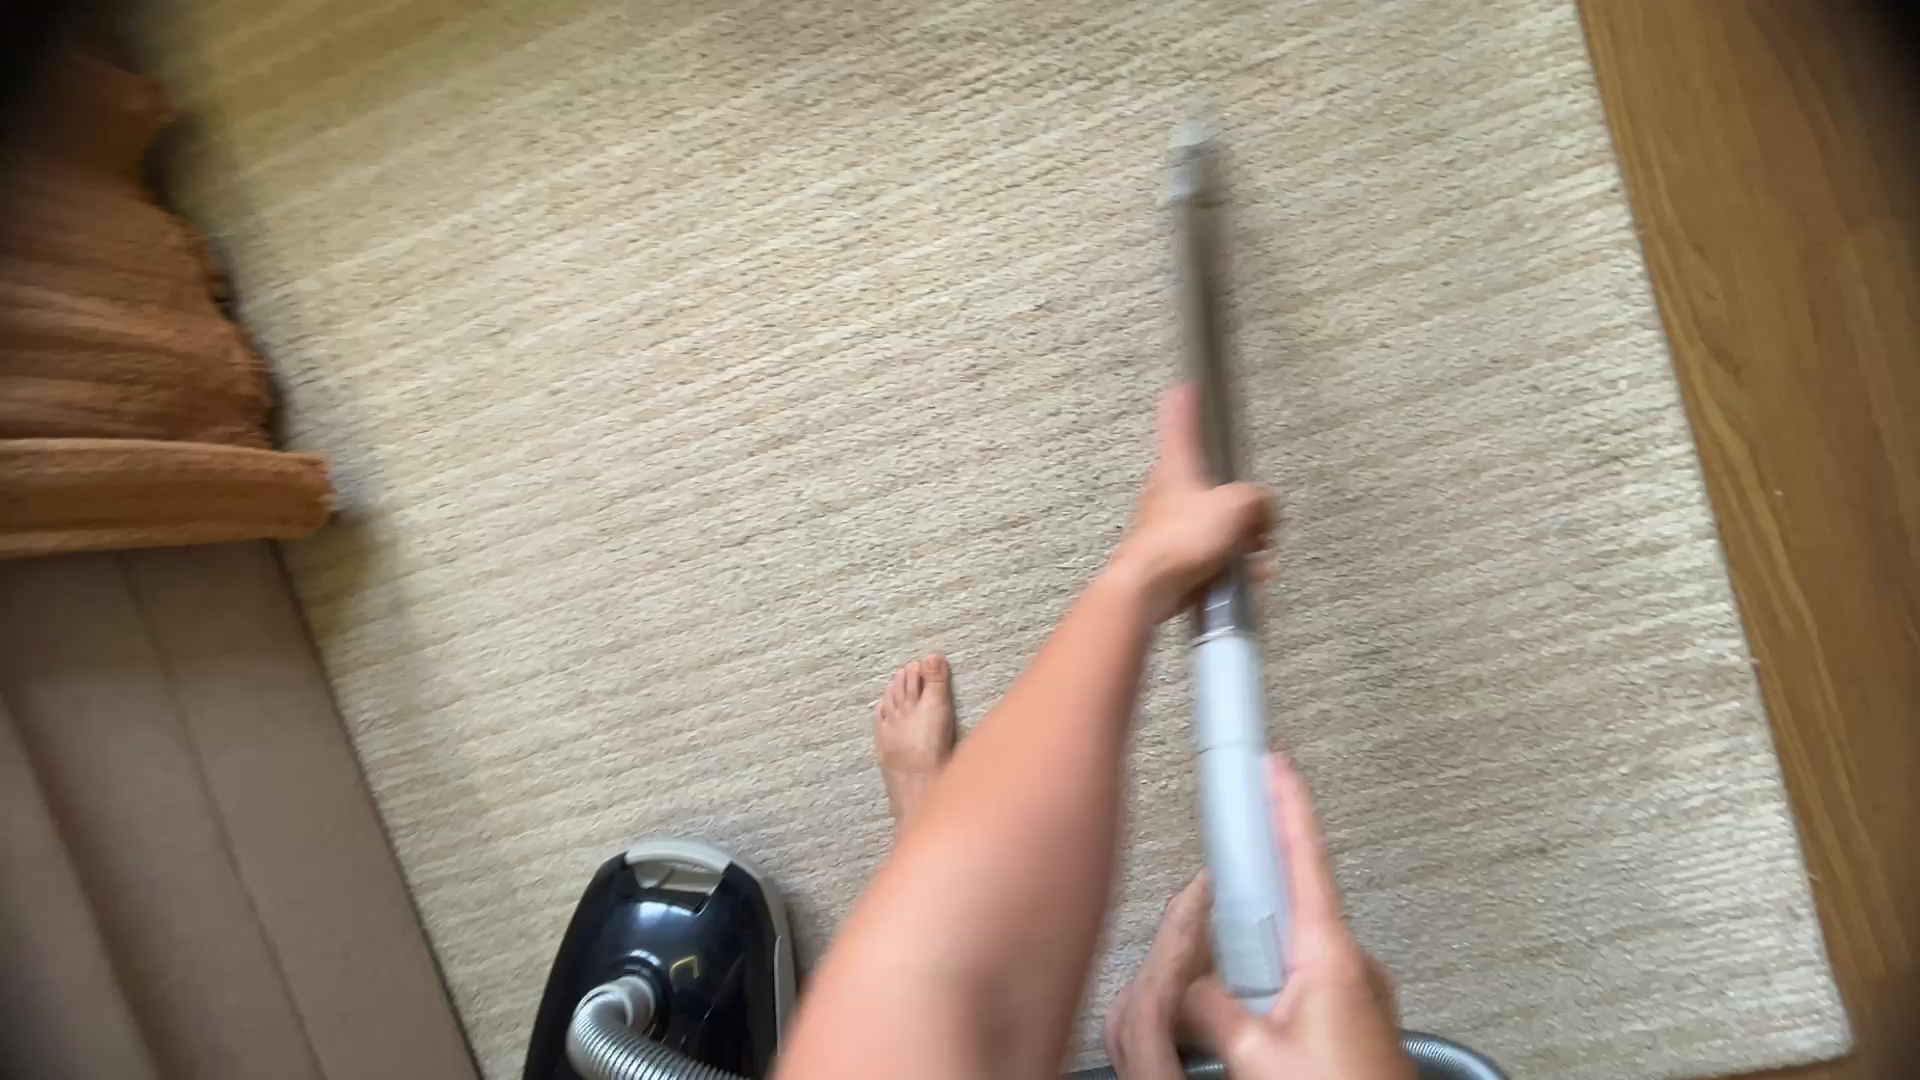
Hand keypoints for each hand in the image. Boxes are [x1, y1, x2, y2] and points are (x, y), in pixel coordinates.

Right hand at [1103, 755, 1412, 1079]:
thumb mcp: (1253, 1055)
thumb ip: (1210, 1004)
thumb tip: (1190, 983)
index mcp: (1328, 953)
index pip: (1303, 854)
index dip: (1289, 801)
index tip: (1277, 761)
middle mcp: (1346, 961)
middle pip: (1284, 900)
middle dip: (1247, 911)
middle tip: (1232, 954)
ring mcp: (1352, 987)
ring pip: (1287, 946)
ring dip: (1256, 961)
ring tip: (1246, 1020)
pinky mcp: (1351, 1012)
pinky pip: (1299, 976)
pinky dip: (1271, 985)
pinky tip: (1259, 1025)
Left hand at [1110, 383, 1271, 622]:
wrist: (1148, 588)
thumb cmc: (1182, 540)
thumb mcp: (1234, 507)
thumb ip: (1257, 500)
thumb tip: (1262, 508)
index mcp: (1176, 469)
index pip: (1179, 427)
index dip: (1185, 406)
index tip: (1183, 386)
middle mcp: (1168, 494)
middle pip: (1213, 486)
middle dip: (1244, 507)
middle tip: (1259, 524)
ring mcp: (1170, 526)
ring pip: (1216, 524)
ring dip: (1242, 540)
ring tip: (1255, 557)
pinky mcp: (1174, 558)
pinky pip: (1210, 554)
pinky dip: (1231, 564)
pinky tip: (1247, 579)